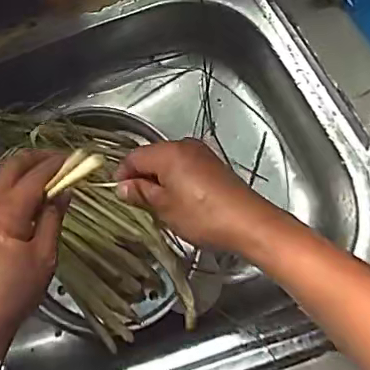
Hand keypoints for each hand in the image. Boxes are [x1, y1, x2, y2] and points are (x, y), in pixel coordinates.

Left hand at [0, 150, 67, 357]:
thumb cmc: (13, 294)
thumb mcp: (44, 258)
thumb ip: (53, 218)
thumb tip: (63, 191)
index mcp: (7, 211)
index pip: (35, 175)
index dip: (57, 164)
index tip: (76, 159)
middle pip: (13, 165)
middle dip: (38, 157)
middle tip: (61, 159)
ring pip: (2, 174)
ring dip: (24, 166)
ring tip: (48, 171)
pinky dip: (14, 180)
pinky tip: (29, 191)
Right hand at [116, 139, 297, 259]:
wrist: (249, 223)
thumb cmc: (205, 216)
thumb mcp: (165, 208)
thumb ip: (141, 193)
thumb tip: (123, 187)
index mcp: (167, 152)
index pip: (134, 156)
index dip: (123, 174)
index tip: (119, 192)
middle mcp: (183, 146)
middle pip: (151, 156)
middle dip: (142, 176)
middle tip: (138, 202)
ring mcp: (200, 153)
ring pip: (168, 161)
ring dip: (160, 179)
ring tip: (160, 206)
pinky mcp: (213, 164)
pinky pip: (185, 166)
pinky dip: (177, 180)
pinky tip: (181, 201)